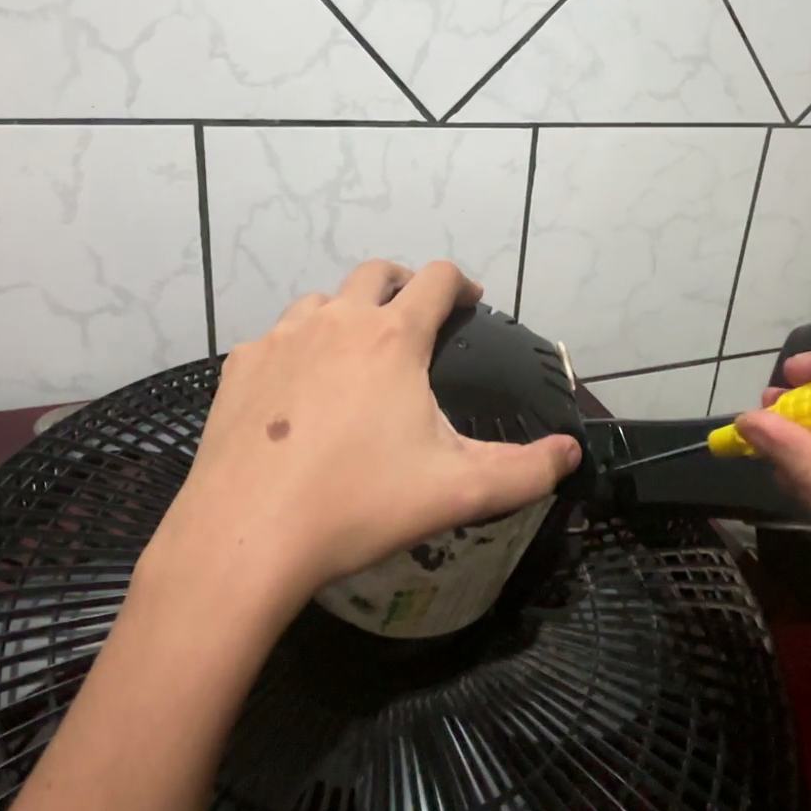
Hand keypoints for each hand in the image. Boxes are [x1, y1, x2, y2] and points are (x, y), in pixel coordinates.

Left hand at [141, 259, 581, 608]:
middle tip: (419, 316)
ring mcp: (280, 339)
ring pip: (322, 302)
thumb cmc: (361, 505)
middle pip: (377, 273)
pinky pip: (277, 338)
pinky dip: (299, 347)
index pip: (436, 278)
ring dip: (349, 312)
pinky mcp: (239, 367)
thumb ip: (528, 471)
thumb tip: (571, 452)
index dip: (461, 282)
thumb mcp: (460, 492)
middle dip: (405, 284)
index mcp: (393, 337)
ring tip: (358, 352)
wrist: (246, 538)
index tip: (471, 302)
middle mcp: (336, 321)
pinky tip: (300, 390)